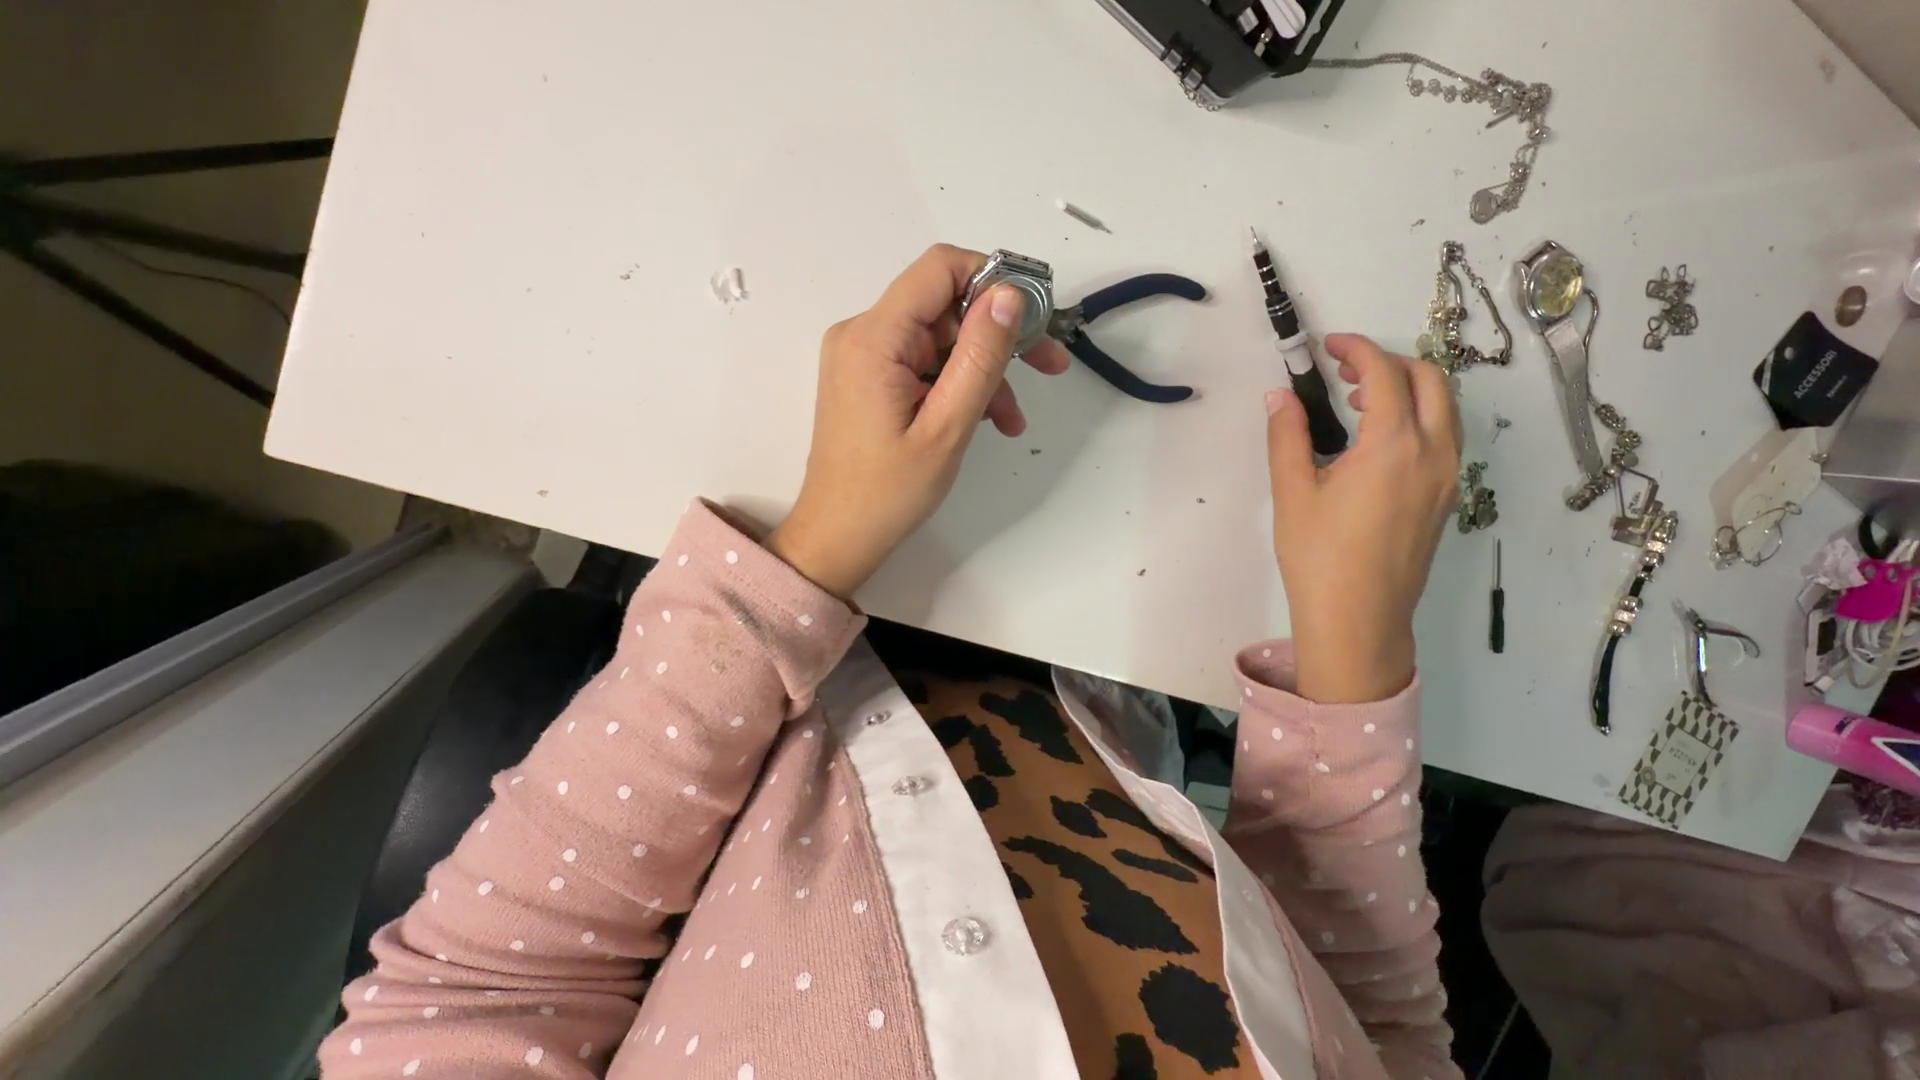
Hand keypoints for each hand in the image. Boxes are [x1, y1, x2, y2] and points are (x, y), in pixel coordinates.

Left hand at [767, 245, 1070, 599]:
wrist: (838, 536)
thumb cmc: (887, 493)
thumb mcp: (947, 426)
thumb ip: (981, 357)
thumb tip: (1010, 295)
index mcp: (874, 338)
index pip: (940, 268)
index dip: (994, 278)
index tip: (1036, 312)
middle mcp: (863, 334)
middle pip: (946, 305)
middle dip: (999, 334)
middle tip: (1050, 365)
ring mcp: (864, 356)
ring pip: (942, 338)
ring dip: (984, 370)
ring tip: (1012, 417)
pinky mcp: (870, 377)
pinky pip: (925, 363)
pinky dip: (959, 384)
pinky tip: (989, 419)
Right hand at [1265, 334, 1460, 703]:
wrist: (1359, 620)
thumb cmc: (1319, 557)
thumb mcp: (1293, 493)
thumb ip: (1287, 435)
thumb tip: (1279, 395)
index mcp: (1394, 446)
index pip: (1386, 374)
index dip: (1357, 349)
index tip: (1328, 345)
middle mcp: (1433, 453)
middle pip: (1431, 380)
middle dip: (1390, 362)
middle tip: (1344, 370)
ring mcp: (1447, 477)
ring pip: (1444, 408)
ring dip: (1408, 389)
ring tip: (1359, 402)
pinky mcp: (1445, 498)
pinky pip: (1443, 437)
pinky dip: (1417, 418)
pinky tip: (1376, 441)